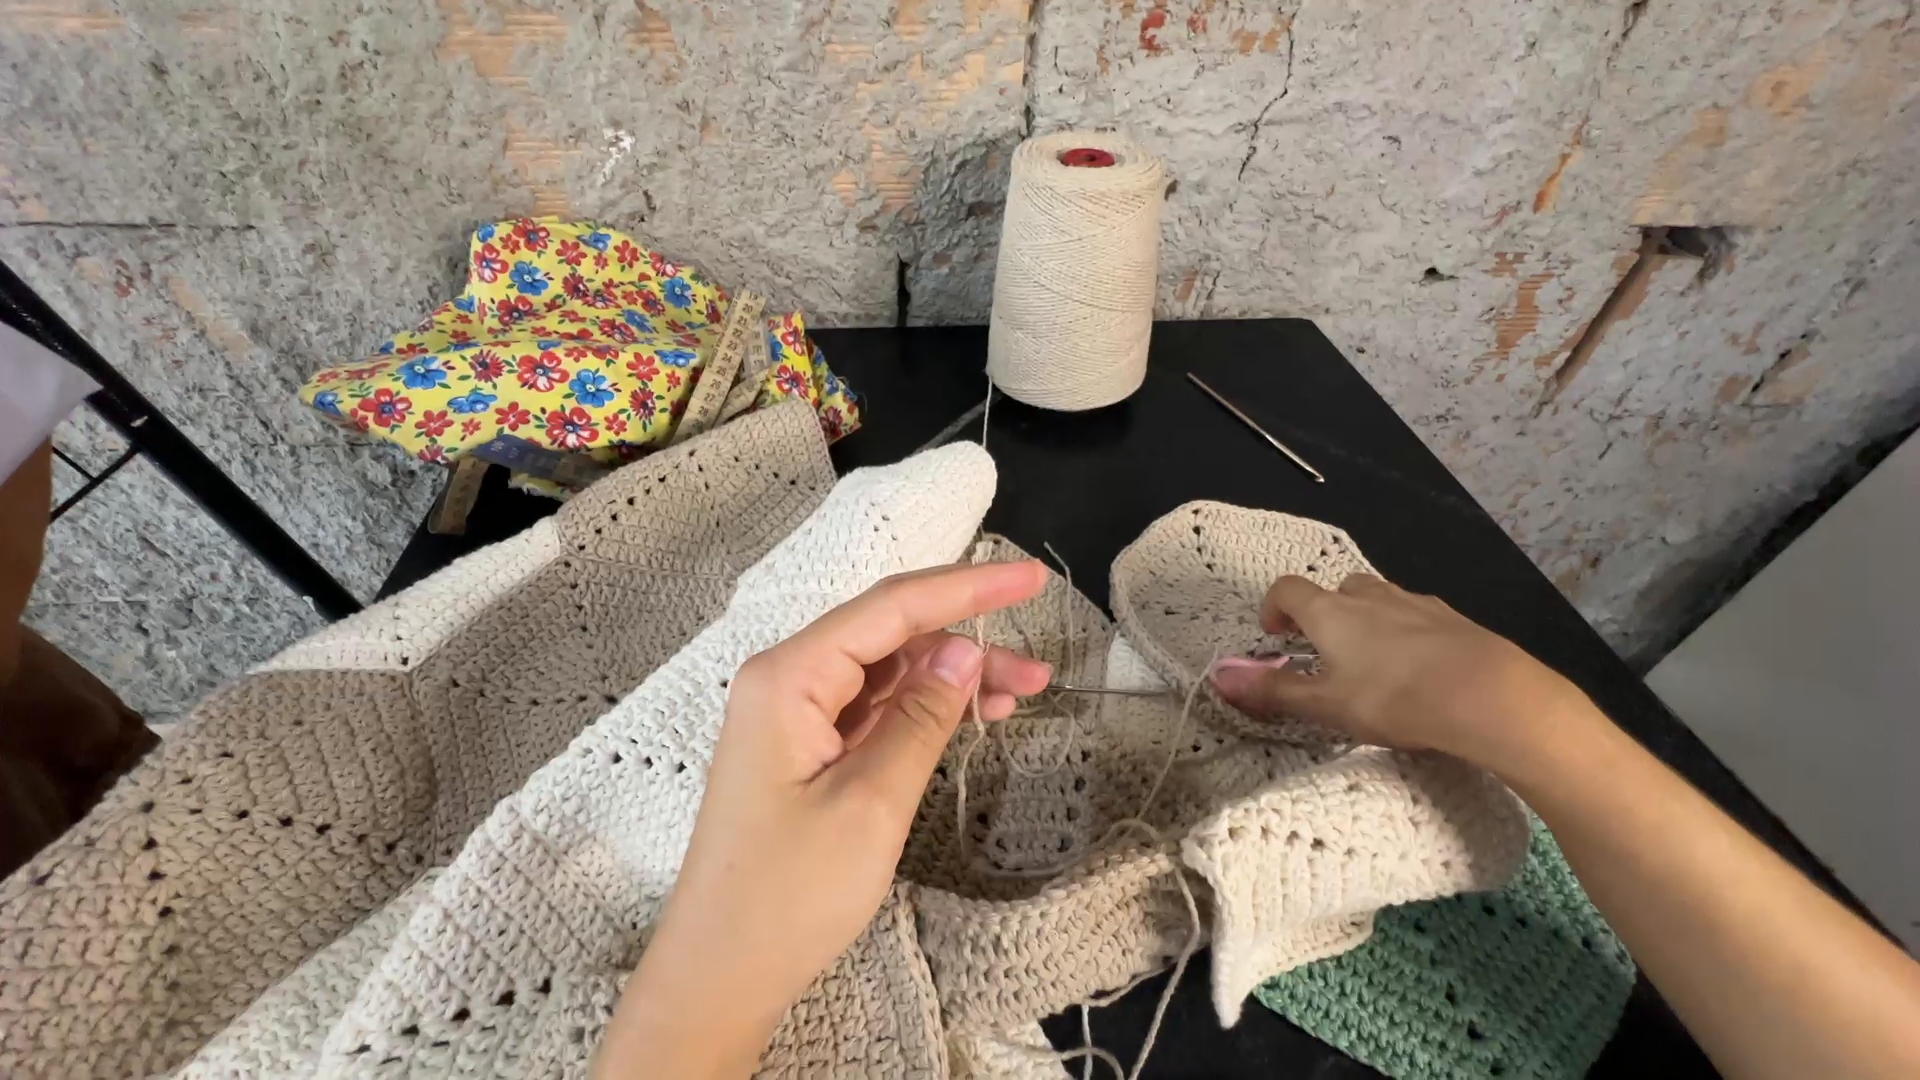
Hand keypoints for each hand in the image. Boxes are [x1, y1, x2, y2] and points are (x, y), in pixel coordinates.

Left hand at [596, 560, 1051, 1078]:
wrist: (722, 974)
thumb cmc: (789, 895)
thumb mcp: (872, 802)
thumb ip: (921, 716)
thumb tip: (964, 650)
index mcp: (789, 677)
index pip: (891, 607)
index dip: (967, 588)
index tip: (1029, 578)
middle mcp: (789, 679)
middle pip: (891, 636)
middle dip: (967, 640)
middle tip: (1037, 665)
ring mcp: (797, 714)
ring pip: (890, 672)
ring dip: (952, 678)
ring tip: (1022, 692)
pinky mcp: (809, 745)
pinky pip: (876, 708)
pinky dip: (925, 709)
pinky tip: (975, 715)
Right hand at [1208, 573, 1588, 769]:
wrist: (1493, 696)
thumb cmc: (1395, 698)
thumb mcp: (1326, 704)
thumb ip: (1272, 690)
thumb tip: (1218, 677)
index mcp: (1330, 612)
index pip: (1287, 589)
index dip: (1273, 607)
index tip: (1274, 636)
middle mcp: (1370, 597)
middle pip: (1335, 589)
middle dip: (1323, 613)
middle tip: (1324, 651)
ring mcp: (1417, 604)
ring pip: (1379, 599)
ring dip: (1365, 620)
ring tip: (1372, 662)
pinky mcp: (1455, 619)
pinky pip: (1417, 616)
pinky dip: (1406, 632)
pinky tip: (1419, 668)